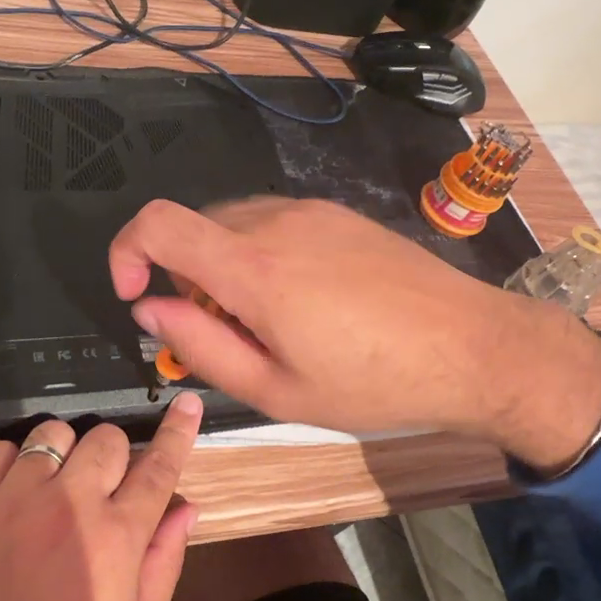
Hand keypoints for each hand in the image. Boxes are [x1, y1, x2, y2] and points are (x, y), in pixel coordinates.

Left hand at [0, 396, 202, 600]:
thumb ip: (162, 566)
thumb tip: (185, 508)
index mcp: (118, 538)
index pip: (159, 467)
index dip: (178, 431)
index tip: (187, 403)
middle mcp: (70, 504)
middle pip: (107, 439)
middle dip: (117, 457)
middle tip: (106, 495)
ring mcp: (14, 501)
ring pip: (53, 434)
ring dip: (67, 454)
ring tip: (58, 490)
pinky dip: (16, 462)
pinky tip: (15, 497)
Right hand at [108, 198, 600, 470]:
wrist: (474, 347)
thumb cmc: (373, 383)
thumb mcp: (276, 389)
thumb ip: (201, 346)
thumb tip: (149, 308)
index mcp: (253, 267)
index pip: (157, 223)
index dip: (126, 252)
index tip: (136, 296)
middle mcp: (275, 221)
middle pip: (192, 226)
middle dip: (182, 277)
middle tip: (220, 334)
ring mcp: (311, 211)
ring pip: (232, 224)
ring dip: (221, 267)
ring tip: (266, 324)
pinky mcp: (338, 214)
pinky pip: (272, 222)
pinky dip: (257, 254)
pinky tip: (303, 301)